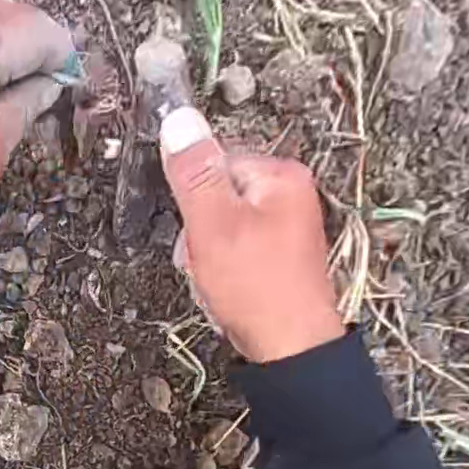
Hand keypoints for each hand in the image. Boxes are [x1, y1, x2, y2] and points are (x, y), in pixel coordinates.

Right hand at [160, 107, 345, 363]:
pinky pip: (233, 247)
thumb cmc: (259, 289)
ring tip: (218, 278)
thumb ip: (194, 174)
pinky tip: (227, 287)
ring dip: (207, 253)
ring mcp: (284, 226)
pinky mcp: (276, 253)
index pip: (213, 163)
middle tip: (208, 258)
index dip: (194, 201)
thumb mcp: (214, 225)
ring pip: (220, 226)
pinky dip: (222, 268)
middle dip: (200, 231)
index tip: (197, 229)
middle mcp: (289, 195)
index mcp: (281, 176)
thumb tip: (179, 121)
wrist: (288, 347)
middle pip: (216, 196)